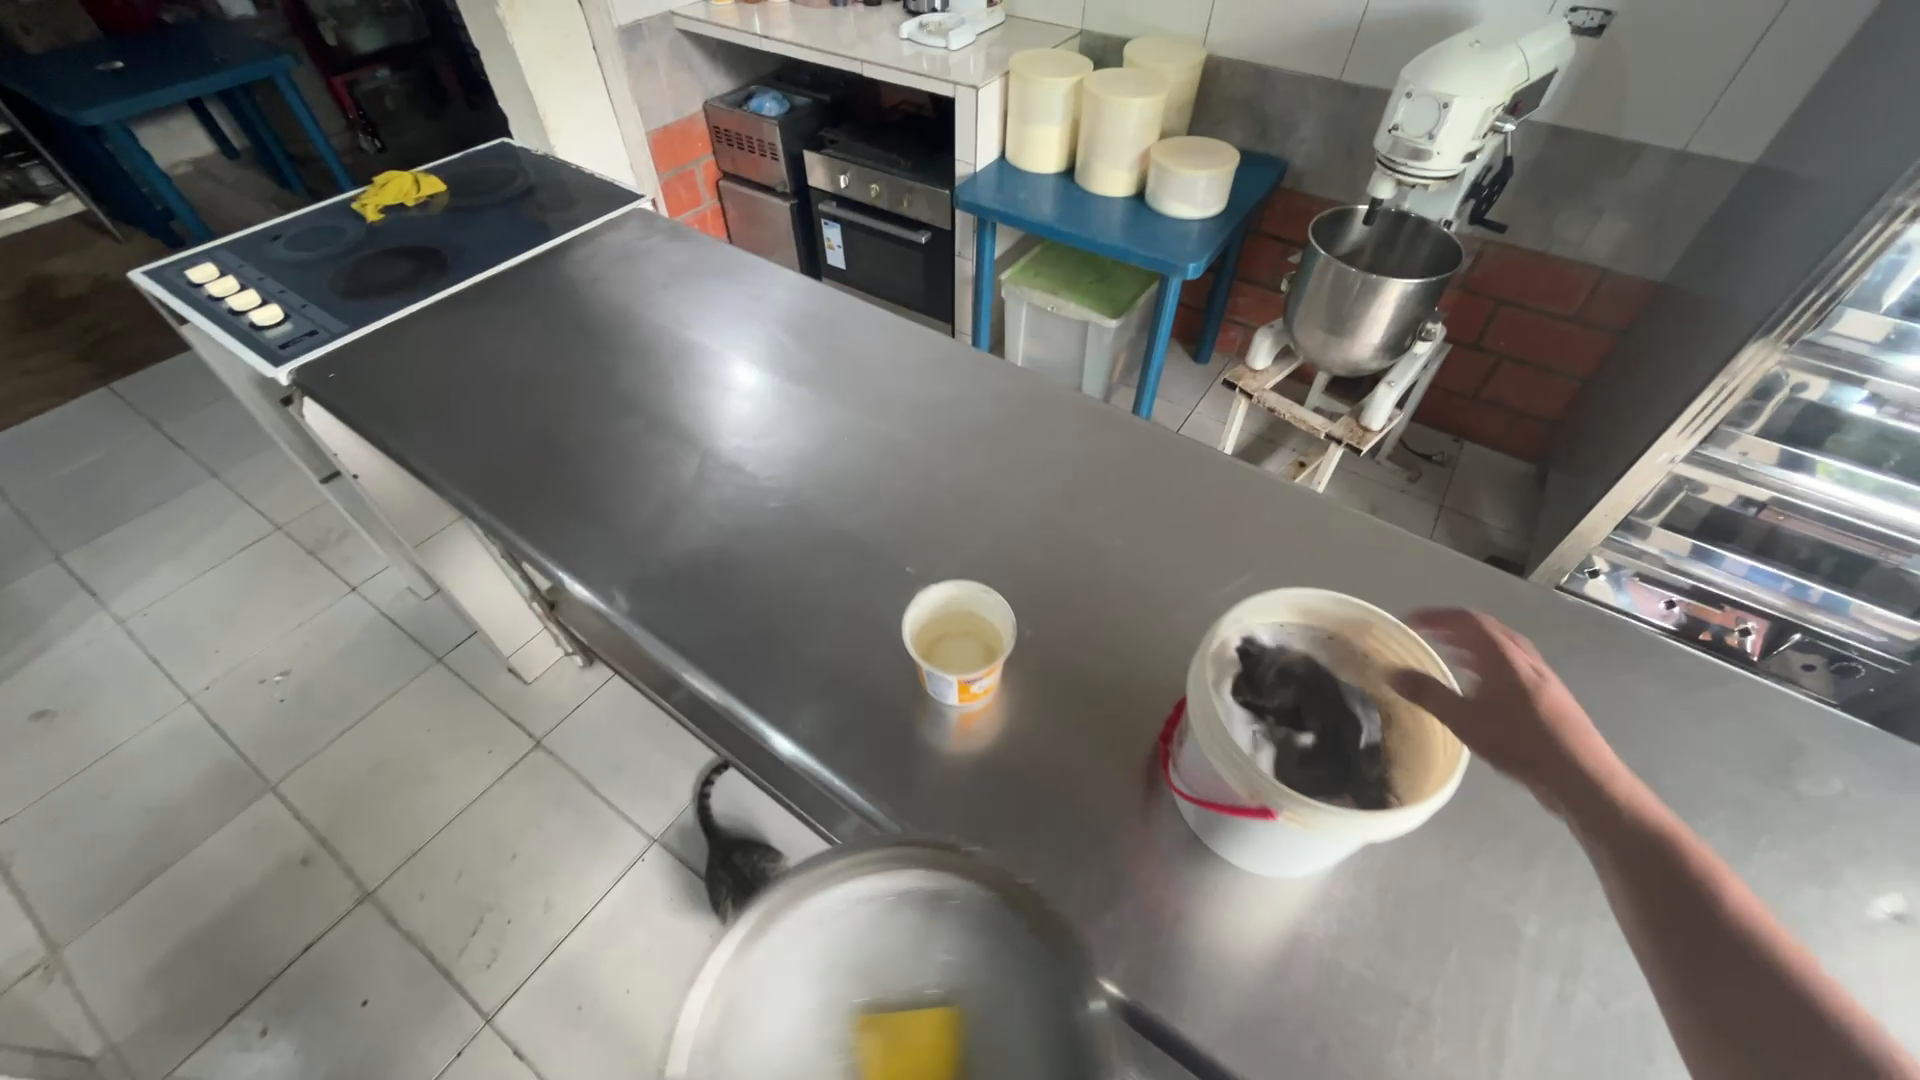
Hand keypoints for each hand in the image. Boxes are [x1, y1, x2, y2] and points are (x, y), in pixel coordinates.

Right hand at [1389, 609, 1623, 813]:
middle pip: (1486, 630)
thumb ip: (1427, 694)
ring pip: (1501, 648)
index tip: (1410, 622)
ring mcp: (1540, 677)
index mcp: (1504, 656)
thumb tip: (1391, 674)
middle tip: (1426, 635)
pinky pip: (1511, 665)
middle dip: (1453, 629)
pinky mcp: (1548, 695)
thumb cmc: (1520, 742)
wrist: (1581, 776)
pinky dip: (1486, 663)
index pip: (1467, 620)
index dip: (1436, 617)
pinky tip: (1477, 686)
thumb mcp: (1464, 720)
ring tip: (1447, 655)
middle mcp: (1524, 659)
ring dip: (1471, 646)